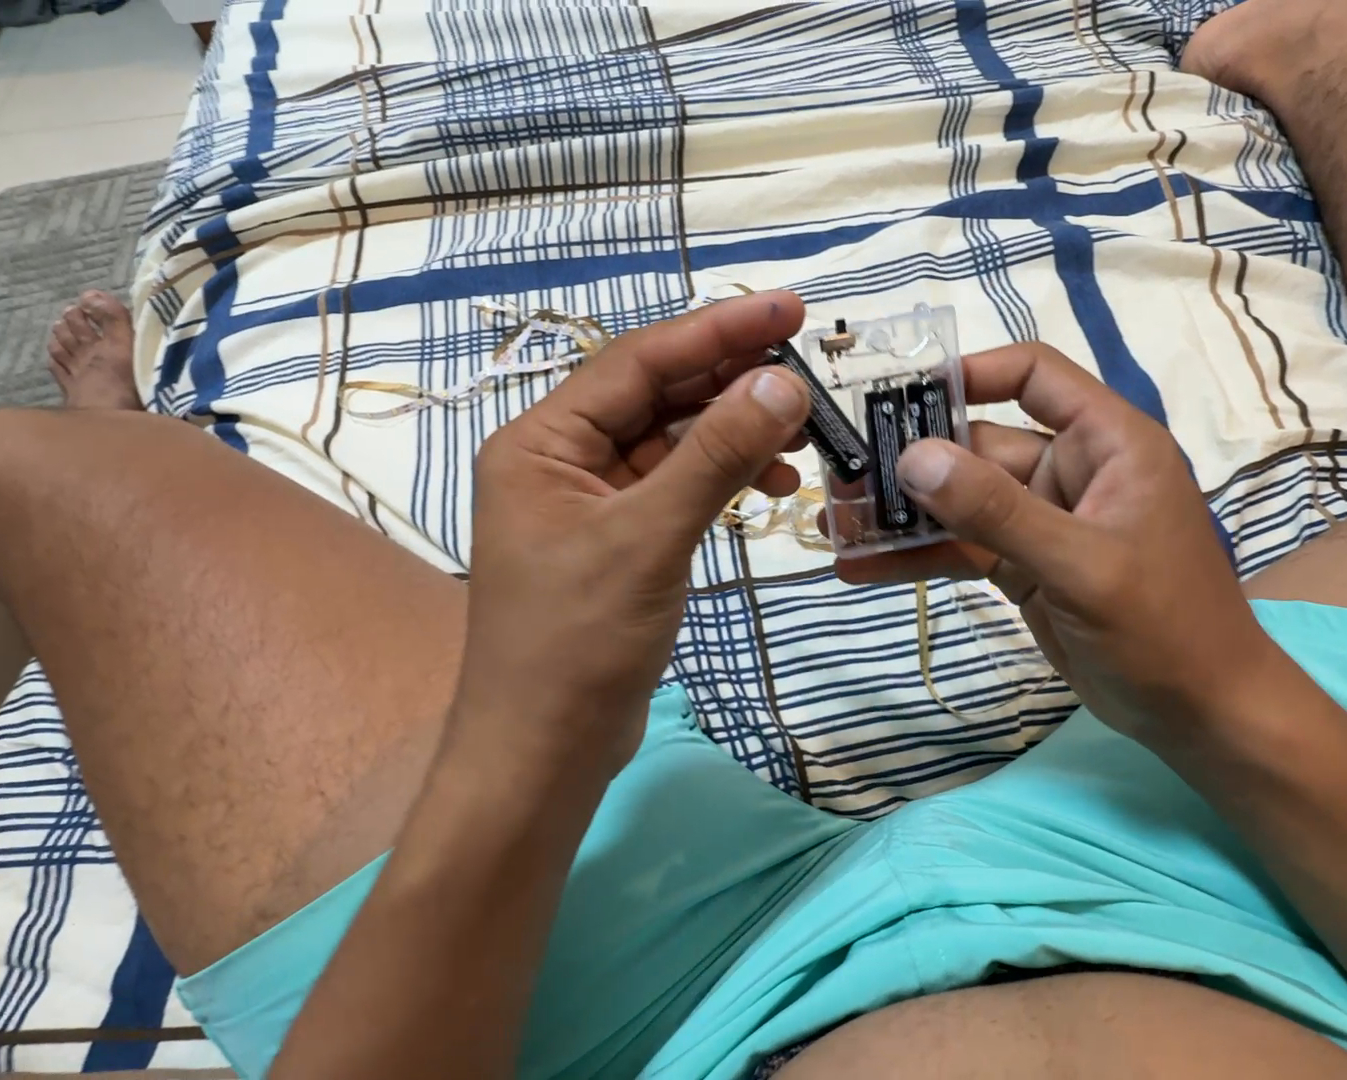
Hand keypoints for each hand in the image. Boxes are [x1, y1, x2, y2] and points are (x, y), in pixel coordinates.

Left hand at [453, 292, 810, 771]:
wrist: (544, 750)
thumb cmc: (577, 643)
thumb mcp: (649, 540)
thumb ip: (714, 457)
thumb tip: (781, 383)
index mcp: (540, 442)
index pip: (637, 363)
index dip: (715, 332)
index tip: (789, 309)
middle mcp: (559, 460)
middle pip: (654, 396)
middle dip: (730, 382)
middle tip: (806, 372)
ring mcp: (589, 501)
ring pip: (670, 443)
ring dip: (731, 435)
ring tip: (800, 438)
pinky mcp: (617, 539)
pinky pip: (674, 487)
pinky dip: (719, 481)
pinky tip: (766, 486)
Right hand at [839, 343, 1276, 744]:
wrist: (1198, 713)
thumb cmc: (1164, 628)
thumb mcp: (1081, 565)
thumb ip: (999, 511)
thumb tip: (914, 458)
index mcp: (1105, 443)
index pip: (1032, 376)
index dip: (968, 375)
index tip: (898, 397)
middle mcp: (1067, 471)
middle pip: (974, 445)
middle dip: (907, 462)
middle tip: (838, 478)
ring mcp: (1038, 521)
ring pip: (957, 502)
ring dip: (900, 513)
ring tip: (832, 523)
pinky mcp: (1019, 565)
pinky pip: (958, 548)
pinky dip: (914, 556)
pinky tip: (860, 566)